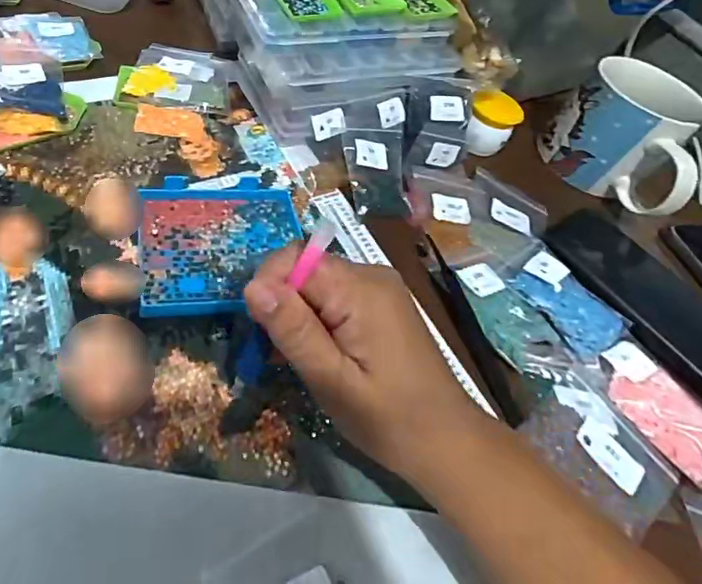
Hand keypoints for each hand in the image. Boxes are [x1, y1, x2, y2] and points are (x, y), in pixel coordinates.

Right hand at [244, 244, 487, 481]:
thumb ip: (293, 330)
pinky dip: (317, 315)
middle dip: (282, 300)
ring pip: (317, 280)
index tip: (260, 328)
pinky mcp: (381, 302)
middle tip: (278, 350)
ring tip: (299, 357)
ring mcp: (379, 286)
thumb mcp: (332, 381)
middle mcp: (370, 273)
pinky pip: (334, 293)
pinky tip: (321, 352)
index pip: (295, 257)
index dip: (268, 284)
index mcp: (360, 288)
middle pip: (305, 266)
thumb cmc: (389, 420)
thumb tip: (252, 286)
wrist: (449, 444)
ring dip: (297, 311)